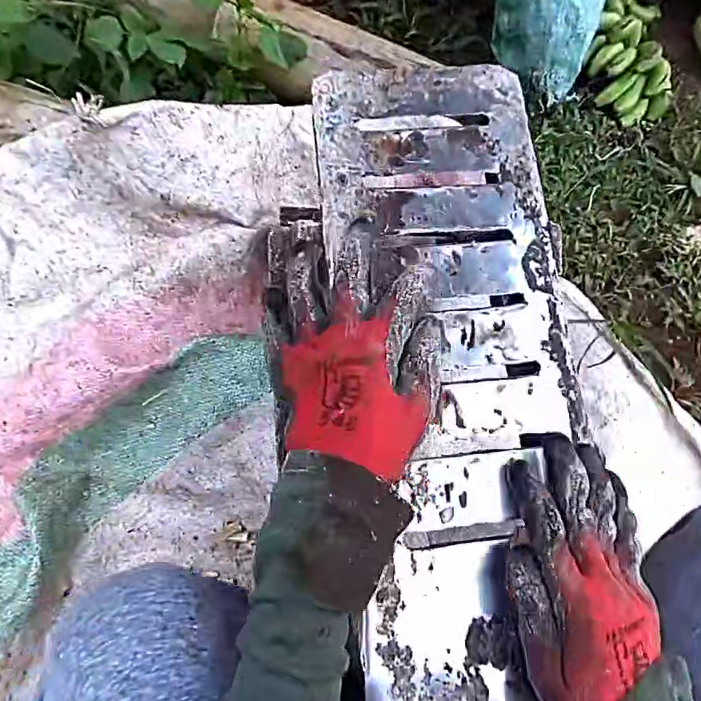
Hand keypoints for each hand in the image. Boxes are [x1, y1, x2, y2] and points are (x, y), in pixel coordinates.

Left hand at [265, 223, 434, 482]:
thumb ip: (422, 363)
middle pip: (345, 283)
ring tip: (301, 245)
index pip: (397, 301)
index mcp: (376, 345)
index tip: (416, 262)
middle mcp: (340, 337)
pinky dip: (272, 309)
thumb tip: (429, 329)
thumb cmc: (378, 443)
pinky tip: (270, 291)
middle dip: (352, 251)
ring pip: (302, 296)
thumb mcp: (415, 407)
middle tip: (355, 227)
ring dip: (302, 267)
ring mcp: (308, 348)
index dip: (409, 279)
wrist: (334, 473)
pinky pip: (275, 329)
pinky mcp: (285, 365)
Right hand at [505, 436, 658, 700]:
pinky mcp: (641, 592)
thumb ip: (529, 606)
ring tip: (588, 453)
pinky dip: (622, 510)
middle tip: (556, 443)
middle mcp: (608, 585)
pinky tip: (617, 492)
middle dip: (569, 473)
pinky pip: (630, 541)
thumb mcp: (543, 664)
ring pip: (613, 522)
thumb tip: (517, 556)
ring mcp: (629, 586)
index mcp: (577, 600)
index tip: (522, 470)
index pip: (551, 534)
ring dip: (599, 482)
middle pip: (585, 515)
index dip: (535, 498)